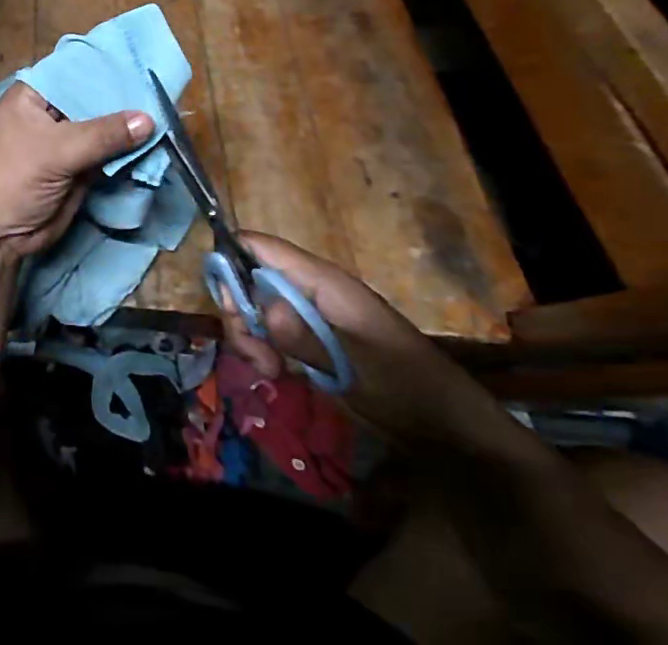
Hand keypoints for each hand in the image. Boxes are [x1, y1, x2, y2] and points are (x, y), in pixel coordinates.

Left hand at [0, 83, 152, 259]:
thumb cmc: (13, 180)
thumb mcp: (56, 151)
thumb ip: (104, 134)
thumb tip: (150, 119)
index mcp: (33, 95)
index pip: (76, 70)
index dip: (109, 68)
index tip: (145, 63)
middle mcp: (51, 113)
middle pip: (95, 99)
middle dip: (126, 100)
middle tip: (165, 91)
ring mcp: (67, 141)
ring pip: (106, 128)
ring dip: (131, 128)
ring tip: (168, 115)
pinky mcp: (80, 167)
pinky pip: (110, 153)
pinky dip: (129, 151)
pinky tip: (156, 142)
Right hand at [223, 233, 462, 440]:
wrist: (441, 420)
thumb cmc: (404, 383)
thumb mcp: (356, 363)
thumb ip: (307, 336)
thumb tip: (263, 310)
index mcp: (322, 281)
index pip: (262, 248)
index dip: (232, 262)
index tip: (227, 307)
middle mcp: (310, 289)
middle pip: (250, 281)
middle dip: (242, 315)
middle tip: (258, 359)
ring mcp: (309, 314)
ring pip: (257, 308)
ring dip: (252, 337)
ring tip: (270, 371)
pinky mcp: (310, 338)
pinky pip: (271, 330)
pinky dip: (264, 349)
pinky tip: (277, 373)